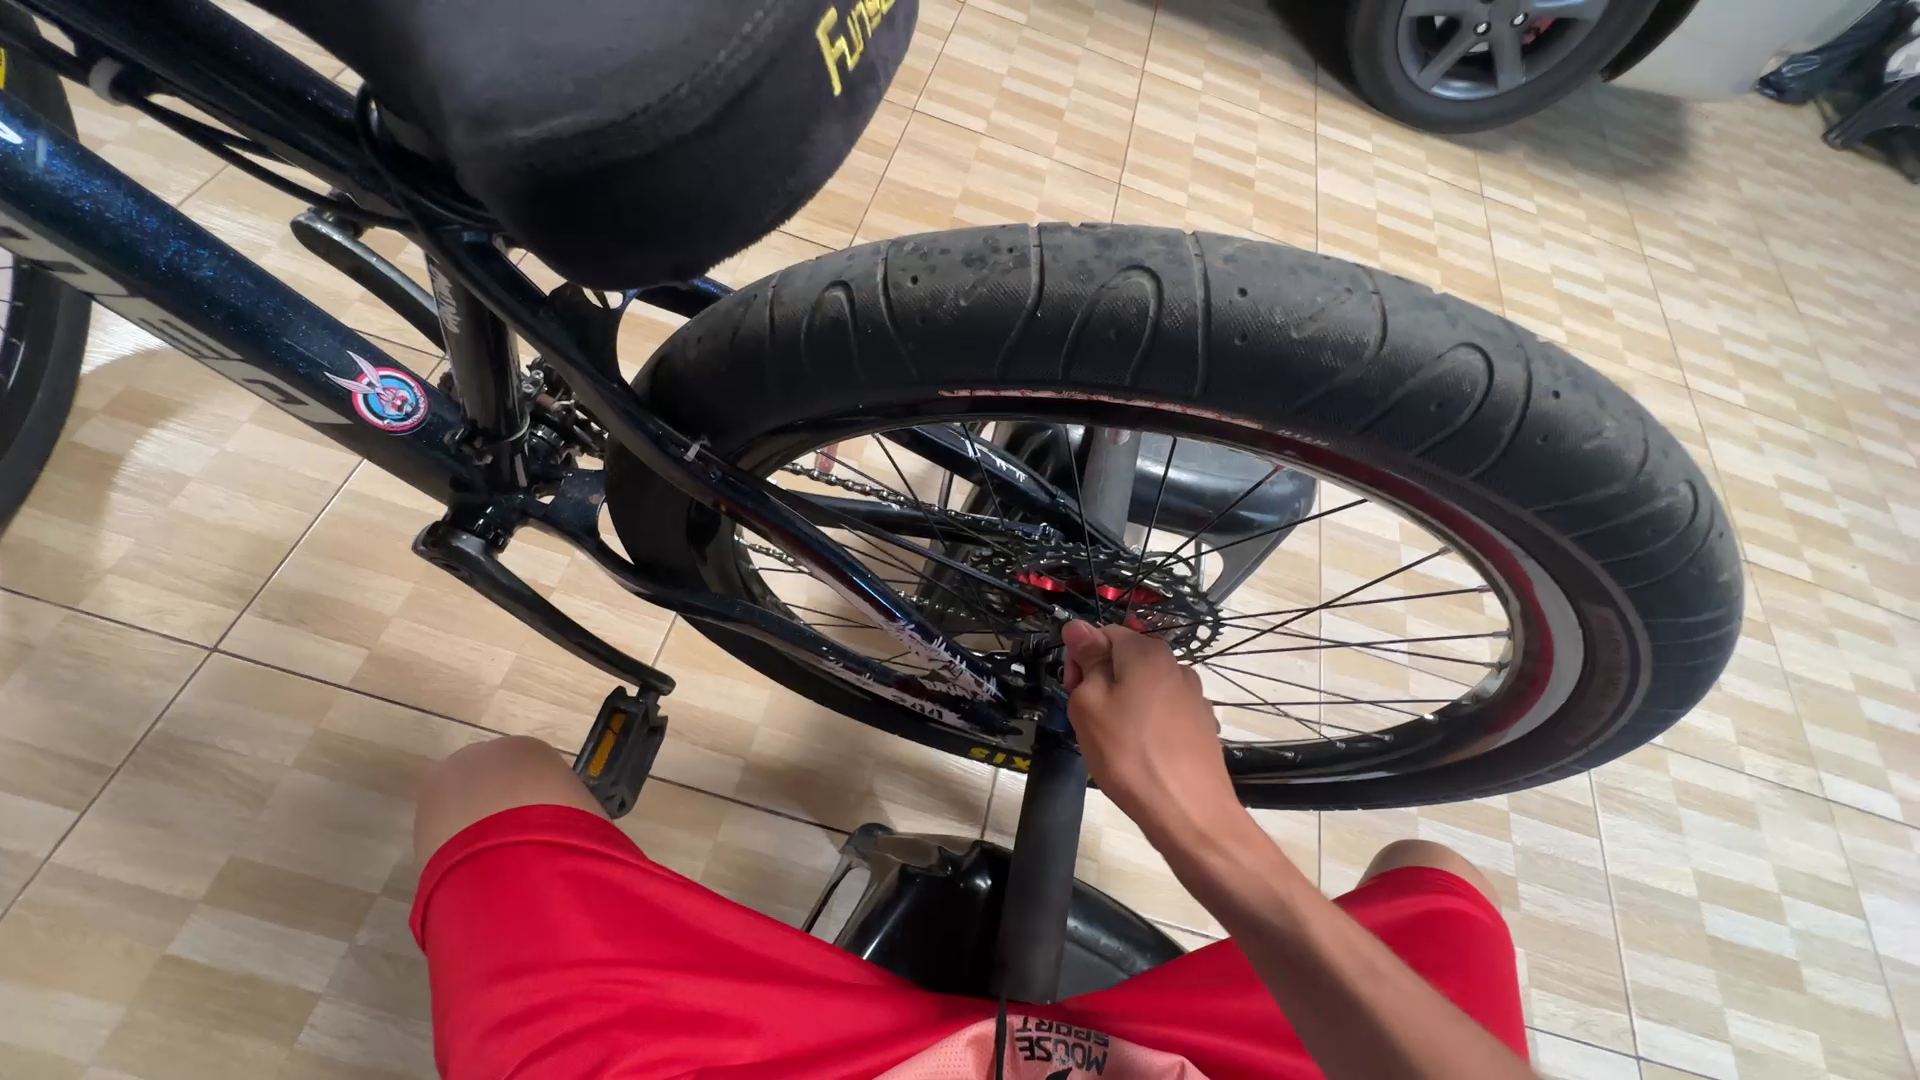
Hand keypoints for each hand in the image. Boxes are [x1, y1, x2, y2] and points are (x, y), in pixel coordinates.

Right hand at [1061, 620, 1240, 840]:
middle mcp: (1176, 665)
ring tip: (1114, 741)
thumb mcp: (1089, 702)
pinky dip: (1146, 724)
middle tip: (1088, 719)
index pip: (1103, 634)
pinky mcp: (1202, 726)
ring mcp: (1194, 696)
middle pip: (1126, 660)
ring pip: (1144, 688)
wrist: (1189, 812)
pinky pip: (1163, 713)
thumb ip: (1086, 660)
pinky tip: (1140, 754)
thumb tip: (1078, 627)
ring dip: (1123, 704)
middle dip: (1101, 682)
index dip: (1080, 659)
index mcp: (1147, 652)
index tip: (1072, 692)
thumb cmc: (1128, 753)